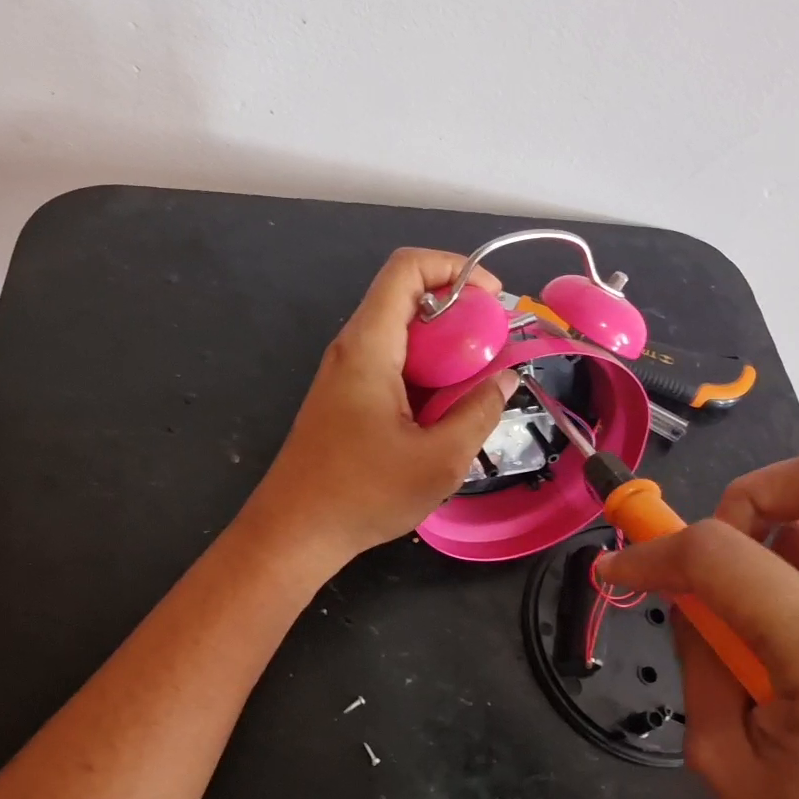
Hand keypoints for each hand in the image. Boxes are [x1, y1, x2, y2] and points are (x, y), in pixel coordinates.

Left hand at [233, 248, 518, 576]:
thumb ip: (479, 412)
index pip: (407, 267)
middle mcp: (353, 347)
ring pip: (404, 335)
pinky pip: (394, 364)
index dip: (456, 268)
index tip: (493, 301)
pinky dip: (427, 374)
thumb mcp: (439, 460)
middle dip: (461, 315)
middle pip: (409, 299)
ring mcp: (346, 373)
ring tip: (479, 387)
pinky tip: (447, 414)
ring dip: (446, 350)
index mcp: (369, 346)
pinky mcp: (347, 398)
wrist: (293, 532)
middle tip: (496, 352)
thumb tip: (505, 379)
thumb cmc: (362, 494)